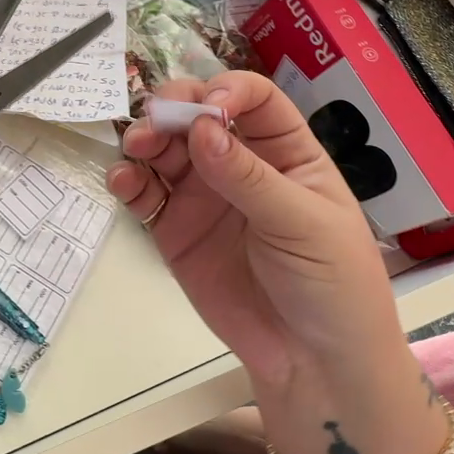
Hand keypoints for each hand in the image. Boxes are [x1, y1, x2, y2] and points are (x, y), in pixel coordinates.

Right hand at [104, 71, 406, 397]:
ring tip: (135, 150)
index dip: (228, 91)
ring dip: (144, 140)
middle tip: (153, 121)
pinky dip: (128, 181)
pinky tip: (123, 181)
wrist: (310, 362)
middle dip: (173, 109)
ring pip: (163, 149)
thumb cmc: (331, 283)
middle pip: (197, 115)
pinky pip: (144, 194)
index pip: (254, 100)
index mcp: (285, 152)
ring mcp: (202, 196)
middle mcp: (238, 164)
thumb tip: (201, 127)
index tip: (207, 108)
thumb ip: (247, 176)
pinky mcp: (172, 228)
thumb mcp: (302, 224)